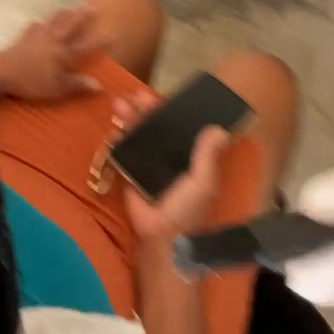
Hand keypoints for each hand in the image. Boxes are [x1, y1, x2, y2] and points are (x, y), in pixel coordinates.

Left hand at [0, 8, 105, 101]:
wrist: (3, 70)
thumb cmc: (32, 81)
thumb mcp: (57, 88)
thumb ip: (77, 85)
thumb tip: (99, 84)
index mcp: (63, 55)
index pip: (85, 47)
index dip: (99, 41)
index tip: (112, 33)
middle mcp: (53, 41)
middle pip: (70, 26)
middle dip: (82, 17)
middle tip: (92, 7)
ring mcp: (37, 36)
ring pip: (54, 21)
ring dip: (63, 14)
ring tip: (70, 8)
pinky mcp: (24, 36)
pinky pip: (35, 27)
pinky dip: (40, 24)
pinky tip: (39, 23)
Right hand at [116, 91, 232, 243]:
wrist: (161, 236)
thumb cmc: (186, 209)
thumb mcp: (202, 182)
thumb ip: (207, 156)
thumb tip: (220, 128)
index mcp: (188, 160)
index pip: (178, 129)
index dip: (169, 112)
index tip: (161, 96)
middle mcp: (167, 159)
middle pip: (154, 128)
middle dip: (144, 111)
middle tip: (135, 96)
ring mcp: (147, 165)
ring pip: (136, 136)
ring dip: (128, 120)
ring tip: (118, 105)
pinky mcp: (129, 173)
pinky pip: (122, 152)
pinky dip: (116, 139)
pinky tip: (112, 128)